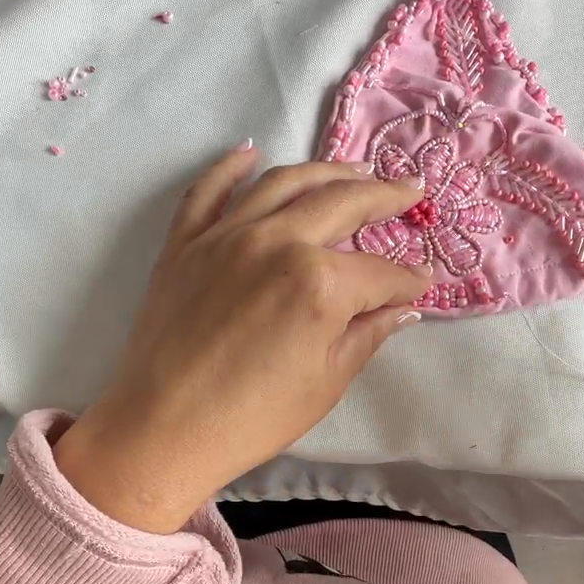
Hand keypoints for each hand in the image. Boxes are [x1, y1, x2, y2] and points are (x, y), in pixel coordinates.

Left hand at [54, 144, 427, 532]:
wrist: (161, 431)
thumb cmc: (251, 420)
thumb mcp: (325, 383)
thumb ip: (367, 334)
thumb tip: (401, 307)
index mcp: (319, 283)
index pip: (380, 272)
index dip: (408, 280)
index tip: (422, 283)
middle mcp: (276, 242)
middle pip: (342, 204)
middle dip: (384, 197)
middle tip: (409, 191)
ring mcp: (225, 235)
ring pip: (284, 183)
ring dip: (325, 171)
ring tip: (354, 171)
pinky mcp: (184, 242)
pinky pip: (209, 190)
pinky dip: (231, 167)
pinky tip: (251, 153)